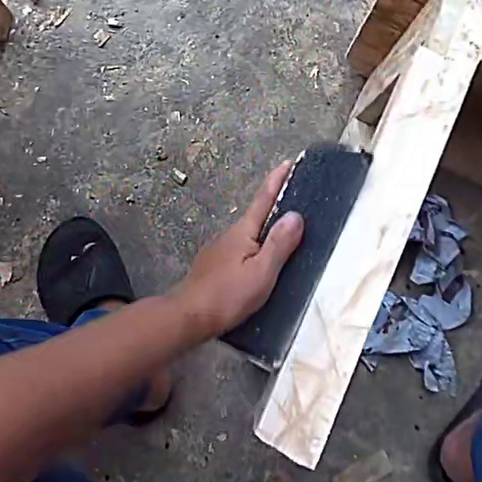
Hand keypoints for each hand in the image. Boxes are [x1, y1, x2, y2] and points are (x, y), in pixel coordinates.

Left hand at [164, 162, 304, 341]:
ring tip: (282, 237)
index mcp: (244, 232)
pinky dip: (254, 249)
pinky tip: (259, 263)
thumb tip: (296, 215)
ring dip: (265, 231)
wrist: (185, 318)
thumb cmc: (227, 295)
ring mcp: (219, 252)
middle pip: (257, 216)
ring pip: (248, 236)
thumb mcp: (262, 272)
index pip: (264, 200)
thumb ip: (279, 244)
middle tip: (295, 201)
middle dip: (275, 207)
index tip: (288, 163)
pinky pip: (241, 251)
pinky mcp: (214, 268)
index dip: (277, 181)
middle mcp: (230, 236)